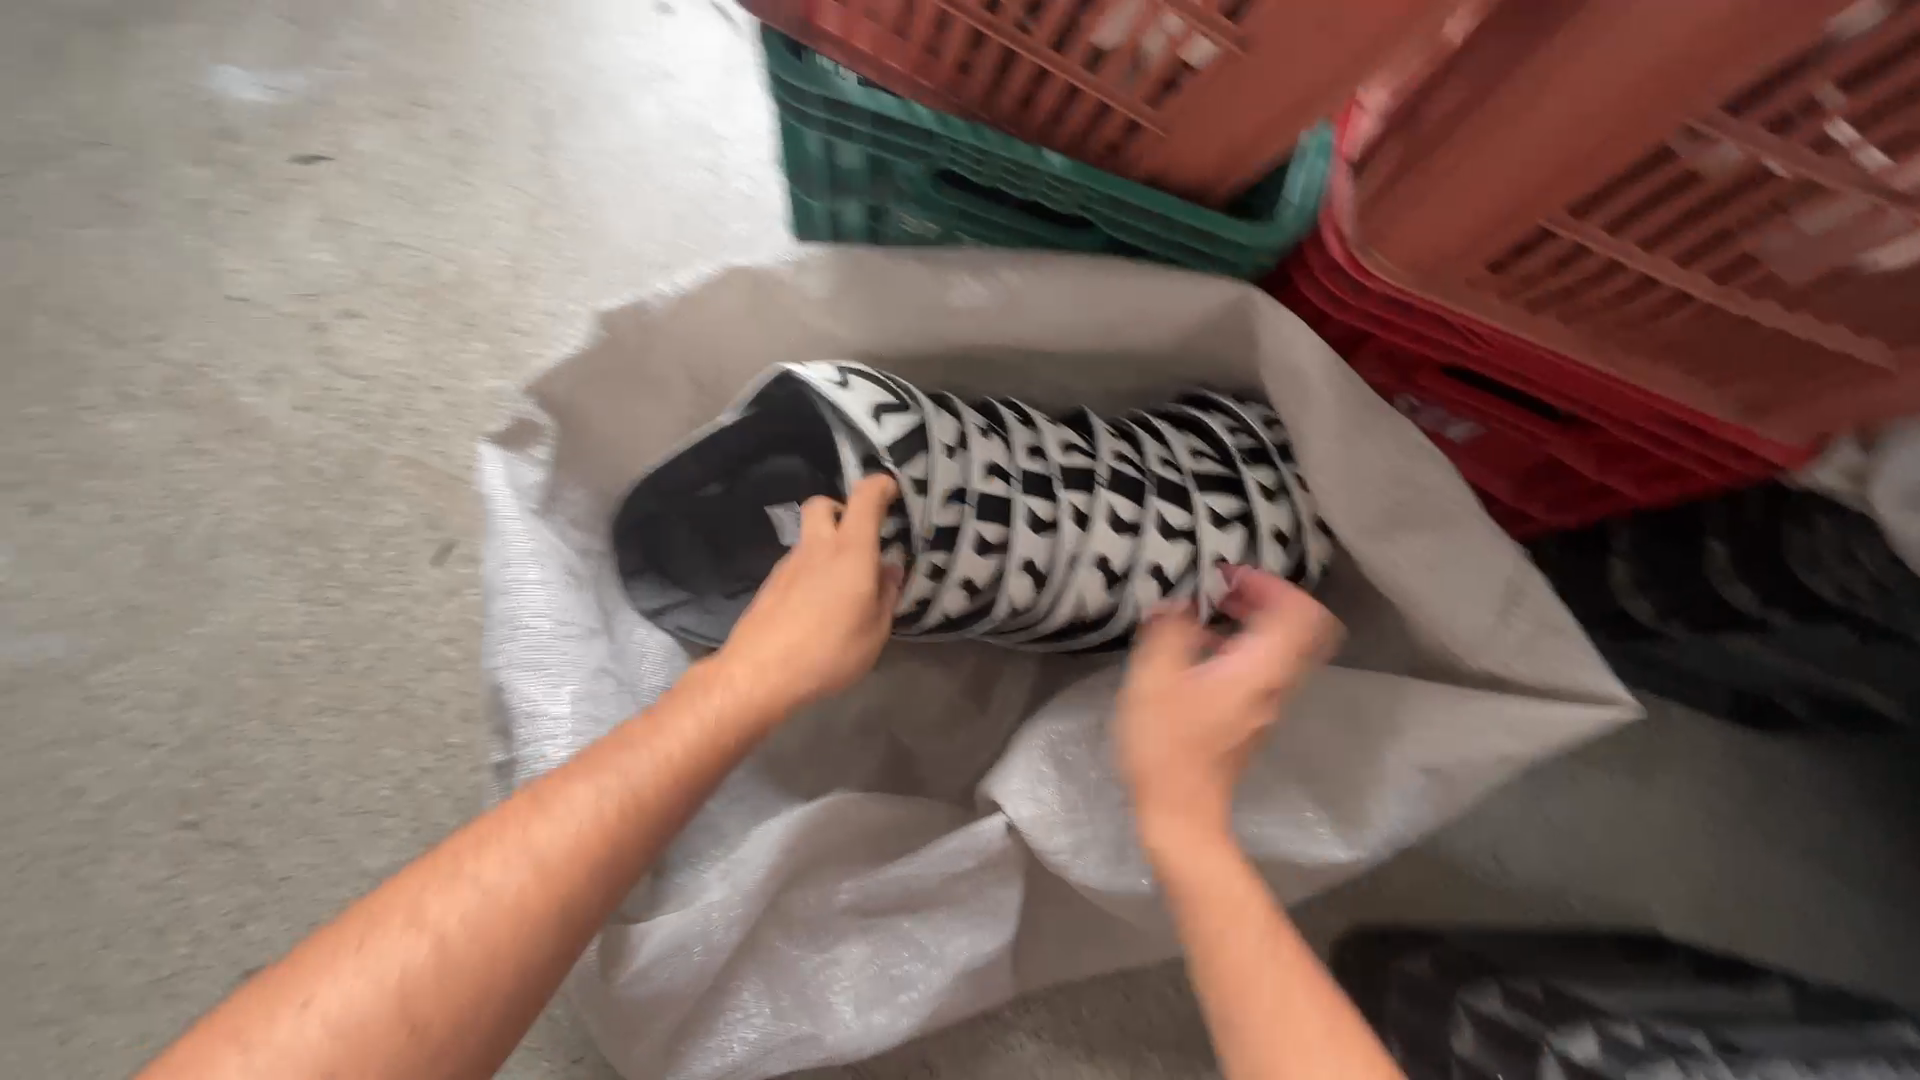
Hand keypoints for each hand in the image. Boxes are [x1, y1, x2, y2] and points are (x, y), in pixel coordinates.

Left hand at [710, 474, 904, 715]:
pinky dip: (813, 573)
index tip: (894, 492)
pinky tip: (819, 608)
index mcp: (850, 551)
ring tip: (845, 587)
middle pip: (823, 504)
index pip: (865, 497)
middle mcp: (817, 548)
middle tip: (861, 538)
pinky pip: (798, 565)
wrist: (758, 674)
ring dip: (828, 548)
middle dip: (843, 509)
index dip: (881, 485)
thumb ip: (886, 595)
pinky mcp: (771, 585)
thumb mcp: (875, 632)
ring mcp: (788, 565)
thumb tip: (889, 570)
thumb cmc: (828, 652)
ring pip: (809, 537)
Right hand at [1117, 566, 1342, 840]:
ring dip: (1251, 623)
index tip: (1228, 578)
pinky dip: (1239, 648)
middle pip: (1299, 629)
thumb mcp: (1153, 679)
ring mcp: (1266, 705)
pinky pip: (1260, 670)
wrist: (1180, 814)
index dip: (1272, 584)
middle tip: (1222, 590)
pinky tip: (1196, 655)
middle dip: (1264, 599)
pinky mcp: (1249, 720)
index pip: (1301, 613)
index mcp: (1259, 668)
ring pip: (1280, 649)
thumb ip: (1169, 631)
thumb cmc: (1167, 745)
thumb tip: (1180, 605)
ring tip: (1205, 617)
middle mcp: (1274, 684)